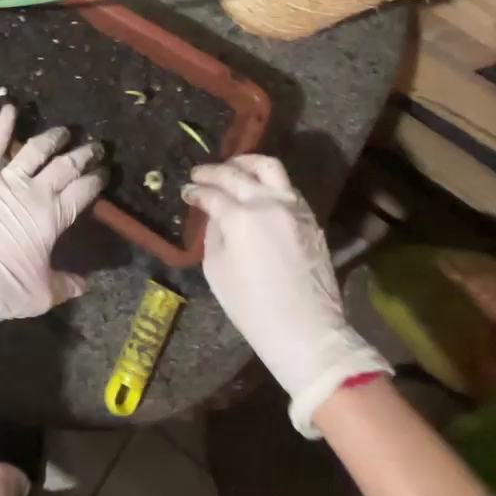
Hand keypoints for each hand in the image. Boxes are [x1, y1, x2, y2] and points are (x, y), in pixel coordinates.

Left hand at [0, 104, 104, 331]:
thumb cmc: (0, 287)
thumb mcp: (41, 295)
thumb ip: (66, 284)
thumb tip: (85, 282)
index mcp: (53, 217)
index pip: (83, 191)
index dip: (96, 180)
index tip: (105, 172)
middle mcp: (33, 192)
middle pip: (65, 166)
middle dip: (84, 155)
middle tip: (96, 147)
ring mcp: (6, 180)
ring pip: (35, 150)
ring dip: (52, 138)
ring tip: (64, 131)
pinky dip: (1, 125)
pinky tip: (9, 107)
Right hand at [182, 156, 389, 436]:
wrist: (307, 332)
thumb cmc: (252, 307)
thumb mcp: (216, 269)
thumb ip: (213, 232)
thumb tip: (214, 214)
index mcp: (241, 217)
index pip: (211, 193)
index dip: (195, 191)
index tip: (186, 192)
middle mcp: (268, 203)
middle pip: (236, 173)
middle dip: (213, 172)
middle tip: (199, 175)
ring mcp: (294, 208)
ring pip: (268, 167)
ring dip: (245, 164)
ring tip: (231, 168)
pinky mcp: (310, 218)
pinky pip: (286, 186)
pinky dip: (267, 181)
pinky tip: (256, 190)